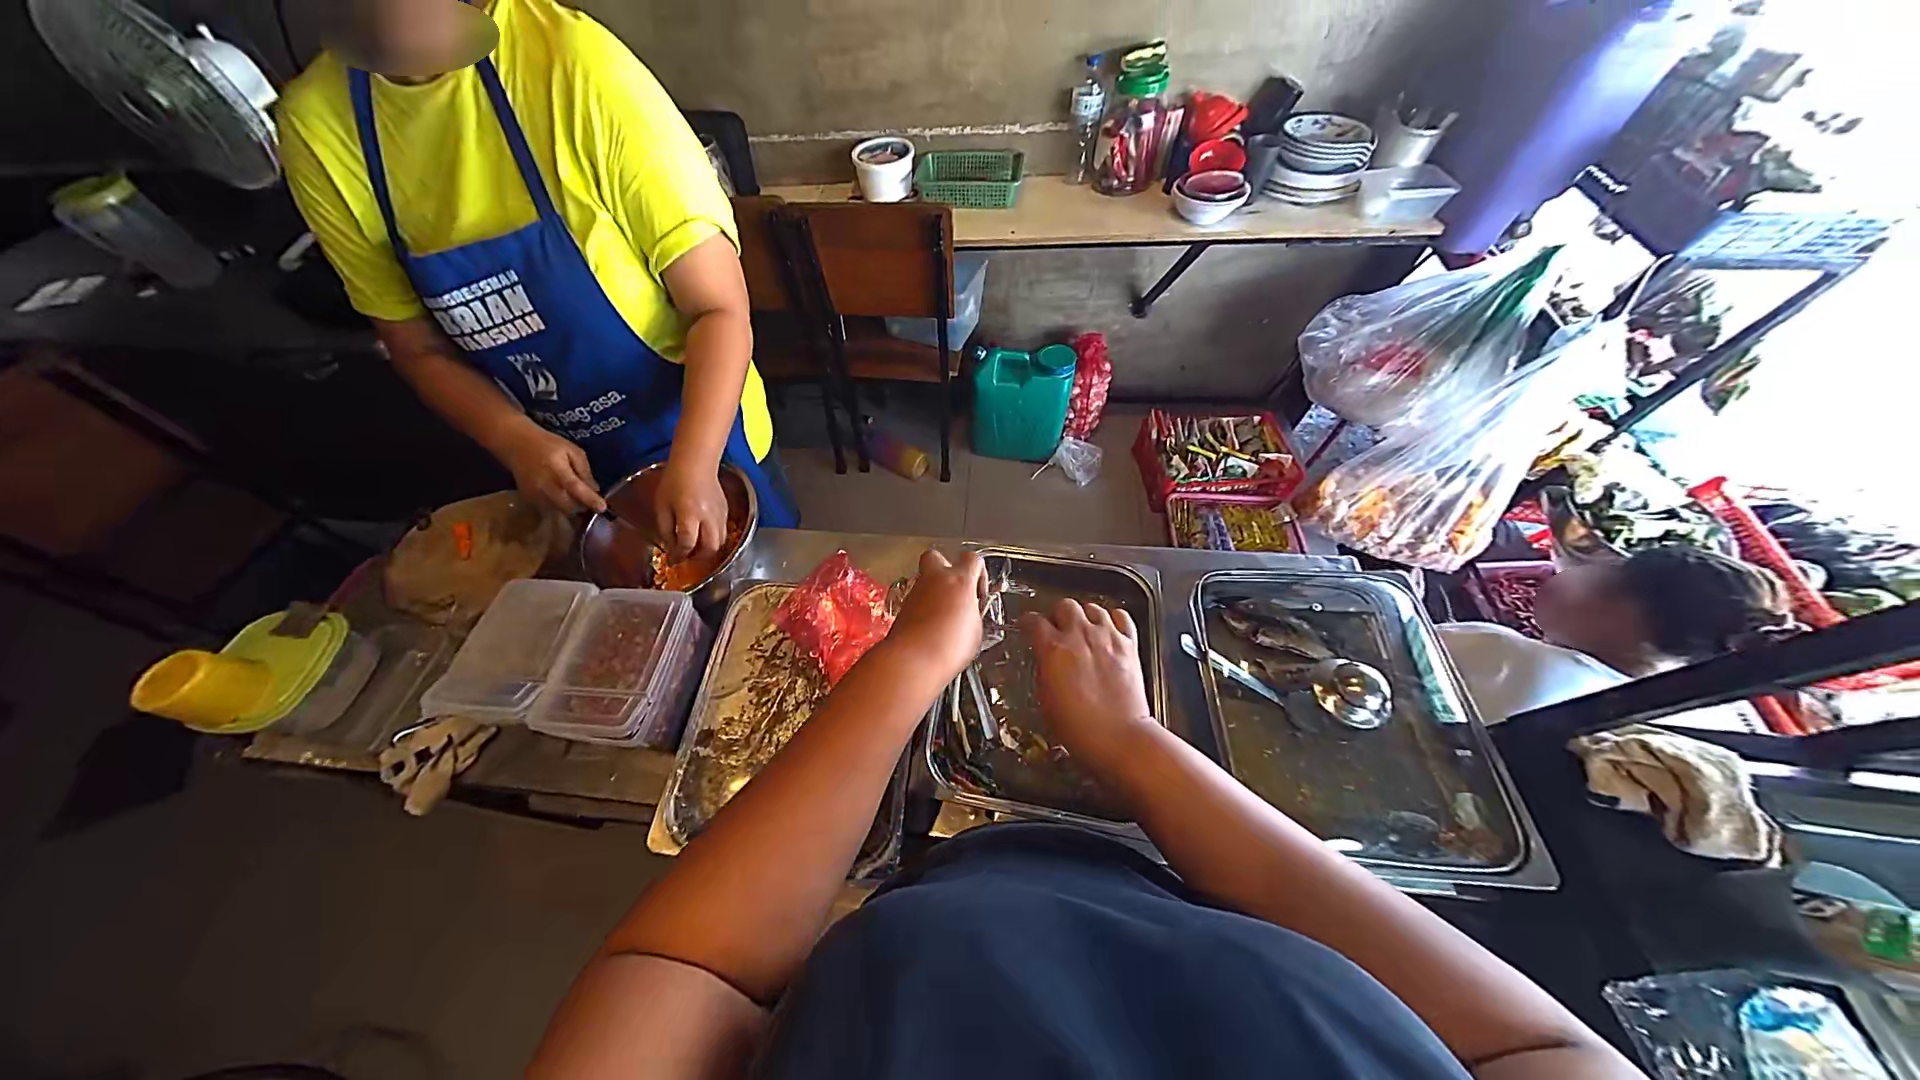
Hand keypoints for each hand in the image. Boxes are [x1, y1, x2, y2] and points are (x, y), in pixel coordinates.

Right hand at [496, 423, 603, 514]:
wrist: (515, 443)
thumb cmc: (548, 445)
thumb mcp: (572, 451)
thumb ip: (585, 470)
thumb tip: (595, 489)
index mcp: (557, 470)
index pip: (576, 488)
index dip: (590, 499)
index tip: (603, 507)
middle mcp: (544, 484)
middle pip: (567, 506)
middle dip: (581, 507)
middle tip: (587, 500)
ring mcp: (534, 493)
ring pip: (557, 511)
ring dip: (570, 508)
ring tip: (574, 497)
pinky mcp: (527, 498)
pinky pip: (547, 509)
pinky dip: (557, 507)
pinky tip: (561, 497)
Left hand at [654, 462, 729, 559]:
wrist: (695, 464)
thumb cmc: (674, 481)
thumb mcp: (661, 505)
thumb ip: (665, 528)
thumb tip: (671, 546)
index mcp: (689, 515)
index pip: (687, 543)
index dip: (679, 555)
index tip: (673, 560)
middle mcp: (708, 517)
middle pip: (710, 548)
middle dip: (699, 557)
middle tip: (688, 557)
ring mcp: (720, 515)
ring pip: (720, 542)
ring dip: (708, 550)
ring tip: (697, 549)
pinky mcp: (726, 511)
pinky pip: (724, 532)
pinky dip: (714, 538)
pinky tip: (704, 535)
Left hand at [885, 549, 987, 683]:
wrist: (912, 662)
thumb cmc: (948, 647)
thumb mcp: (975, 630)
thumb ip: (973, 613)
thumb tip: (969, 612)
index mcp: (959, 580)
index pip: (972, 559)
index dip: (979, 573)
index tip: (978, 593)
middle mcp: (934, 580)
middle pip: (937, 556)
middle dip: (946, 569)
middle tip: (955, 590)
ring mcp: (915, 592)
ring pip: (924, 579)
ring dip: (934, 591)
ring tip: (944, 615)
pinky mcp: (901, 608)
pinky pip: (915, 599)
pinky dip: (923, 608)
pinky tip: (931, 626)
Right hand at [1022, 599, 1155, 768]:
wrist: (1119, 737)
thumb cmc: (1081, 727)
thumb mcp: (1046, 700)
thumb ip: (1045, 670)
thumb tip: (1046, 661)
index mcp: (1053, 649)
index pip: (1033, 621)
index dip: (1028, 622)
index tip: (1028, 625)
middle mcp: (1079, 636)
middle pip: (1064, 605)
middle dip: (1057, 614)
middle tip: (1056, 625)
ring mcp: (1107, 637)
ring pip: (1092, 607)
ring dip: (1084, 615)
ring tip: (1082, 626)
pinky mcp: (1129, 645)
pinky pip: (1122, 616)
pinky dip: (1114, 618)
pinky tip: (1109, 627)